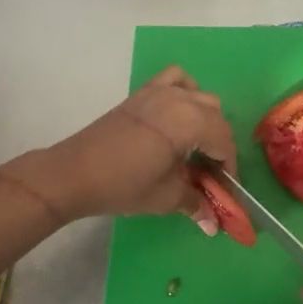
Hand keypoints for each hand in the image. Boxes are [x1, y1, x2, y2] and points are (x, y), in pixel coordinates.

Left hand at [24, 66, 237, 223]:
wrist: (74, 174)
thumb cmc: (124, 186)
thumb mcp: (166, 197)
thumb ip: (196, 203)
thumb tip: (213, 224)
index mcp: (191, 122)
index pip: (225, 142)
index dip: (229, 167)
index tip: (224, 189)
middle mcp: (181, 99)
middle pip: (217, 119)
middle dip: (219, 145)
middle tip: (208, 173)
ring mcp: (160, 91)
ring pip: (201, 97)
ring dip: (206, 120)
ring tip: (194, 147)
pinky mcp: (143, 91)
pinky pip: (176, 79)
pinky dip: (185, 90)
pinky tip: (178, 113)